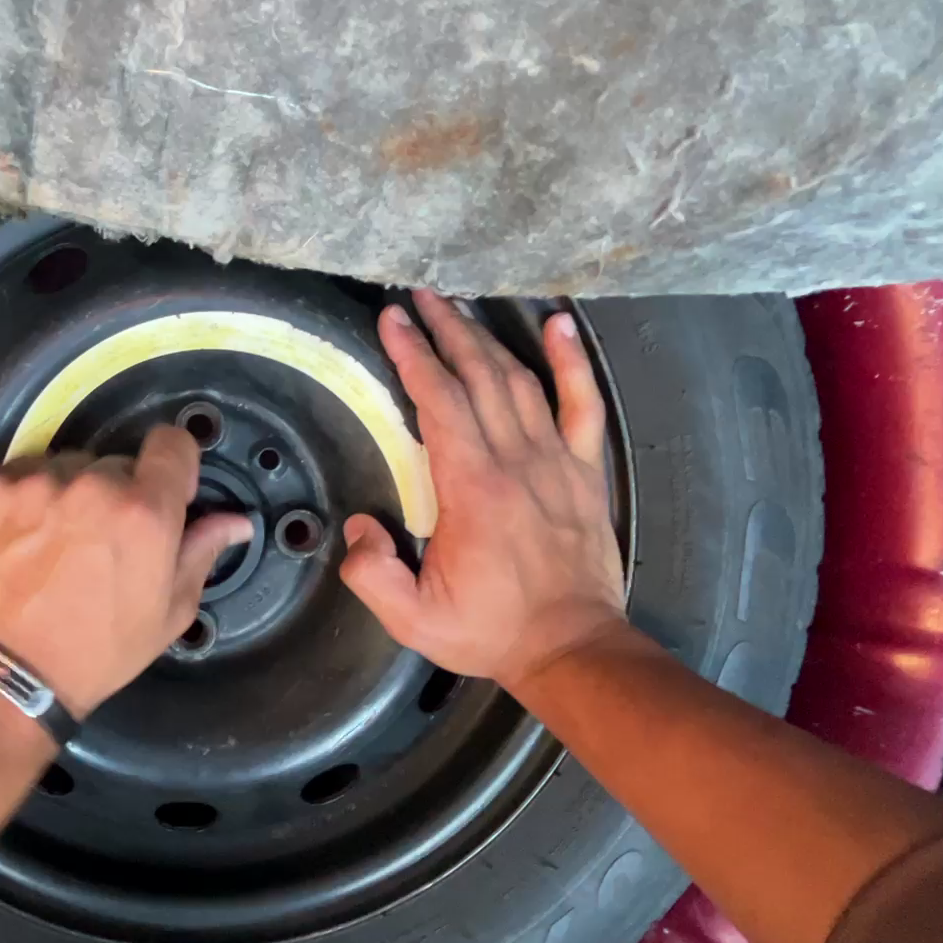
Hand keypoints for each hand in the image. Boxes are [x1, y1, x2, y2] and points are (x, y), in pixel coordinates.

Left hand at [0, 425, 253, 715]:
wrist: (8, 672)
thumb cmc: (99, 650)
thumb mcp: (168, 613)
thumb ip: (201, 552)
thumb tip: (237, 521)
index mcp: (144, 512)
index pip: (173, 442)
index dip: (174, 464)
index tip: (165, 491)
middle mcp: (92, 485)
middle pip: (119, 463)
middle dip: (120, 493)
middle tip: (105, 539)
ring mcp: (37, 483)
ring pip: (71, 467)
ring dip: (74, 492)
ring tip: (60, 541)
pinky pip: (27, 473)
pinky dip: (32, 495)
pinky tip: (26, 537)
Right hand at [340, 290, 625, 686]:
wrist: (571, 647)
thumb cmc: (488, 630)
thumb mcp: (412, 618)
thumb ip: (372, 573)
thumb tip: (359, 526)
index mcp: (471, 488)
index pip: (438, 402)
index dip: (412, 355)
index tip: (392, 320)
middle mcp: (515, 461)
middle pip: (477, 376)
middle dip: (444, 329)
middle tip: (419, 295)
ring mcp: (556, 461)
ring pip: (519, 380)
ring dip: (485, 338)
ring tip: (457, 307)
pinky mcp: (584, 471)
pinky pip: (581, 404)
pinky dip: (570, 362)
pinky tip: (557, 327)